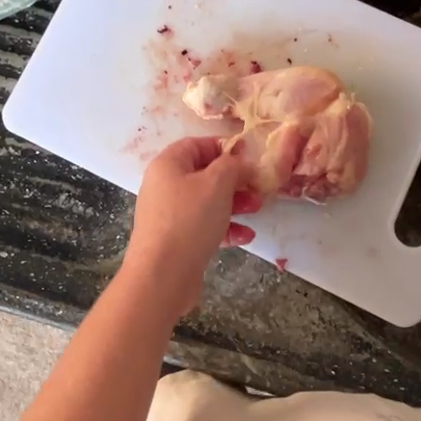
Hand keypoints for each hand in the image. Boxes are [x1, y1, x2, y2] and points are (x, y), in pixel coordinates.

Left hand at [121, 137, 244, 321]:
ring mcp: (168, 215)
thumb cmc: (189, 220)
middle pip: (204, 174)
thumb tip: (242, 163)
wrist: (162, 275)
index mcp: (168, 165)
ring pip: (206, 202)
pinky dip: (225, 228)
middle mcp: (164, 186)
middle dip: (234, 180)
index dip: (224, 147)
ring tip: (257, 209)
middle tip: (258, 186)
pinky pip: (203, 226)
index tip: (250, 156)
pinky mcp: (175, 241)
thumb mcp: (217, 183)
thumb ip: (233, 165)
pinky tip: (246, 236)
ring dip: (234, 203)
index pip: (197, 144)